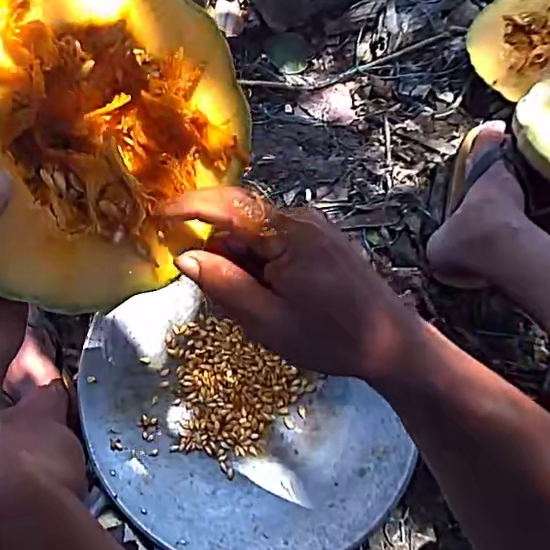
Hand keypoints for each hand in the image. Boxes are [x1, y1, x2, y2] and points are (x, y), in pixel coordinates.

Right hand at [161, 188, 422, 381]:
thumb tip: (184, 256)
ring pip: (255, 234)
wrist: (392, 343)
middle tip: (220, 297)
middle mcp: (301, 220)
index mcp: (288, 235)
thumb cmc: (331, 337)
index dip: (189, 206)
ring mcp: (313, 226)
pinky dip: (260, 264)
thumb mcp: (268, 321)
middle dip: (219, 252)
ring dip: (241, 262)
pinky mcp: (320, 238)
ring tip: (257, 306)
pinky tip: (272, 295)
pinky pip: (274, 241)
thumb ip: (223, 285)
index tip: (158, 212)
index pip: (227, 206)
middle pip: (239, 223)